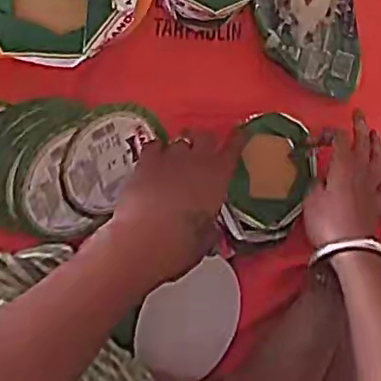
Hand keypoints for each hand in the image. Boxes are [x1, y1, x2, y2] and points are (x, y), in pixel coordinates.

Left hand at [98, 129, 240, 283]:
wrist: (141, 245)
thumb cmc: (178, 248)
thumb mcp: (204, 242)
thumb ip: (210, 228)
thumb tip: (209, 228)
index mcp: (218, 177)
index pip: (234, 147)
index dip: (238, 138)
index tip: (240, 132)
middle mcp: (198, 161)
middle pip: (206, 136)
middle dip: (206, 140)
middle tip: (204, 149)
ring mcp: (172, 158)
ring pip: (181, 139)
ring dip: (182, 147)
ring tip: (177, 158)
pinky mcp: (147, 162)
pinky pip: (155, 145)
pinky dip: (157, 150)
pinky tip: (155, 159)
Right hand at [304, 110, 380, 248]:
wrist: (351, 249)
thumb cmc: (327, 220)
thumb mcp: (311, 198)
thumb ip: (316, 181)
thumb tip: (322, 176)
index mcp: (344, 164)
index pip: (340, 137)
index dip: (329, 133)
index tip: (316, 140)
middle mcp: (362, 168)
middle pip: (363, 141)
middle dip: (360, 126)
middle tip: (358, 114)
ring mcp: (373, 184)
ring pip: (377, 157)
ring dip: (375, 143)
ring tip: (374, 133)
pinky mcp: (380, 201)